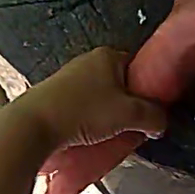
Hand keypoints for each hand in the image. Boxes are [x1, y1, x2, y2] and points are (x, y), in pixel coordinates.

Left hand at [11, 48, 167, 150]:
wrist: (33, 127)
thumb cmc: (82, 112)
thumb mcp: (130, 115)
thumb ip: (154, 117)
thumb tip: (161, 123)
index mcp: (108, 56)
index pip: (140, 68)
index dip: (150, 90)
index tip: (154, 111)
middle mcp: (88, 62)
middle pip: (122, 86)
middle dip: (130, 107)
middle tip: (135, 127)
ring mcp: (70, 79)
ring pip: (102, 99)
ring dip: (110, 118)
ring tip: (113, 136)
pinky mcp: (56, 98)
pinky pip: (84, 110)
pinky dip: (92, 123)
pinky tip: (93, 137)